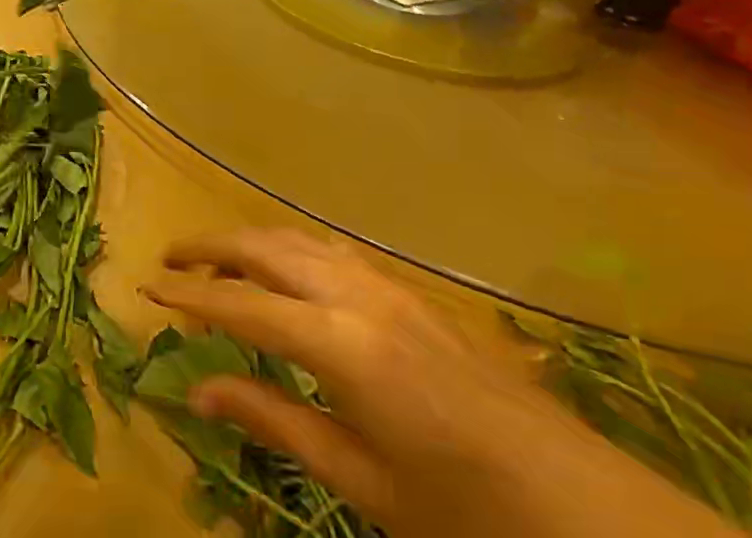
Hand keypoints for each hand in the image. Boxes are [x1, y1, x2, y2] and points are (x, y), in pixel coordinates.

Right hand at [146, 230, 740, 537]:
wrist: (606, 524)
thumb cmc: (469, 513)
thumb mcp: (361, 480)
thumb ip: (273, 420)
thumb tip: (195, 389)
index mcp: (341, 345)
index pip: (239, 304)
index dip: (186, 295)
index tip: (145, 288)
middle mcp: (360, 299)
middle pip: (264, 249)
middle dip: (208, 247)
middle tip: (169, 261)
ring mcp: (395, 292)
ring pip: (300, 241)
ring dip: (249, 244)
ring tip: (217, 264)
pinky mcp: (420, 301)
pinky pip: (337, 254)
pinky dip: (293, 250)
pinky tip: (290, 274)